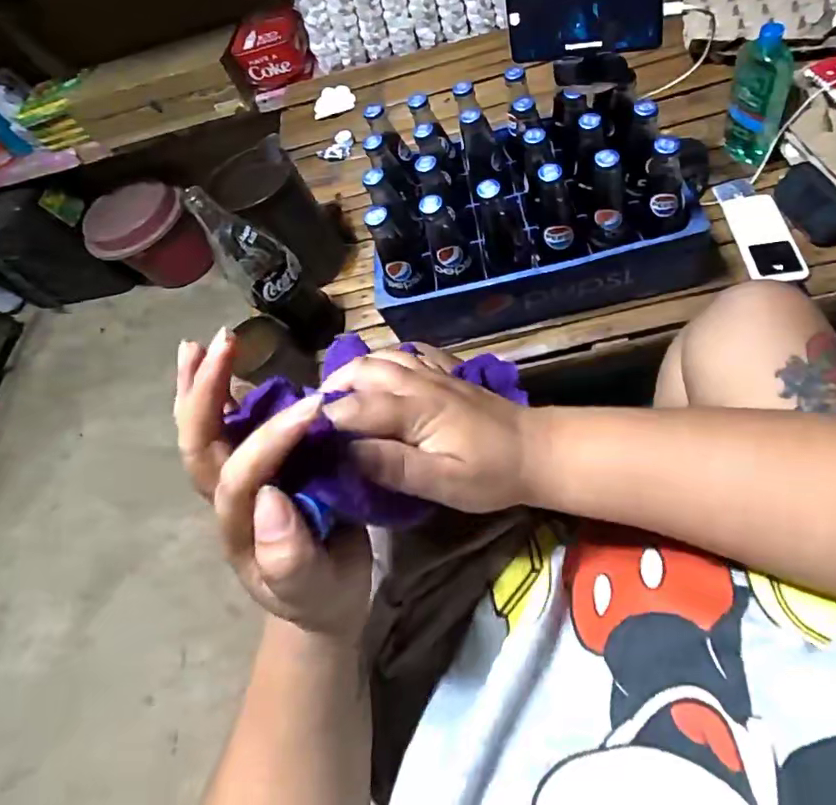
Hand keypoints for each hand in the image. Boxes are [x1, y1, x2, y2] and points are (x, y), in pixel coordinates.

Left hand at [175, 331, 372, 639]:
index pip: (241, 475)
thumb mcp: (313, 588)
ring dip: (198, 385)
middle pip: (198, 444)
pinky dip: (218, 393)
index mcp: (240, 527)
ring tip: (200, 343)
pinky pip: (223, 427)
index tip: (315, 408)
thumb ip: (290, 558)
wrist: (320, 600)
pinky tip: (226, 364)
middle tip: (224, 343)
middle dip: (205, 393)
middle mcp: (226, 499)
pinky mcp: (247, 468)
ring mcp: (232, 482)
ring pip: (201, 431)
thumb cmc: (320, 594)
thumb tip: (270, 498)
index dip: (272, 440)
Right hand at [321, 351, 539, 513]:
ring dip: (354, 372)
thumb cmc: (490, 474)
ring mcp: (433, 372)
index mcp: (414, 409)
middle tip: (315, 419)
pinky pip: (407, 352)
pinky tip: (380, 377)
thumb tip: (343, 453)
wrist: (536, 449)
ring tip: (338, 399)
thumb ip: (393, 466)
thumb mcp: (443, 482)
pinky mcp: (445, 372)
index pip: (355, 406)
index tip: (299, 437)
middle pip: (362, 370)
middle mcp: (418, 381)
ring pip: (382, 356)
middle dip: (332, 389)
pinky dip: (384, 360)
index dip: (324, 419)